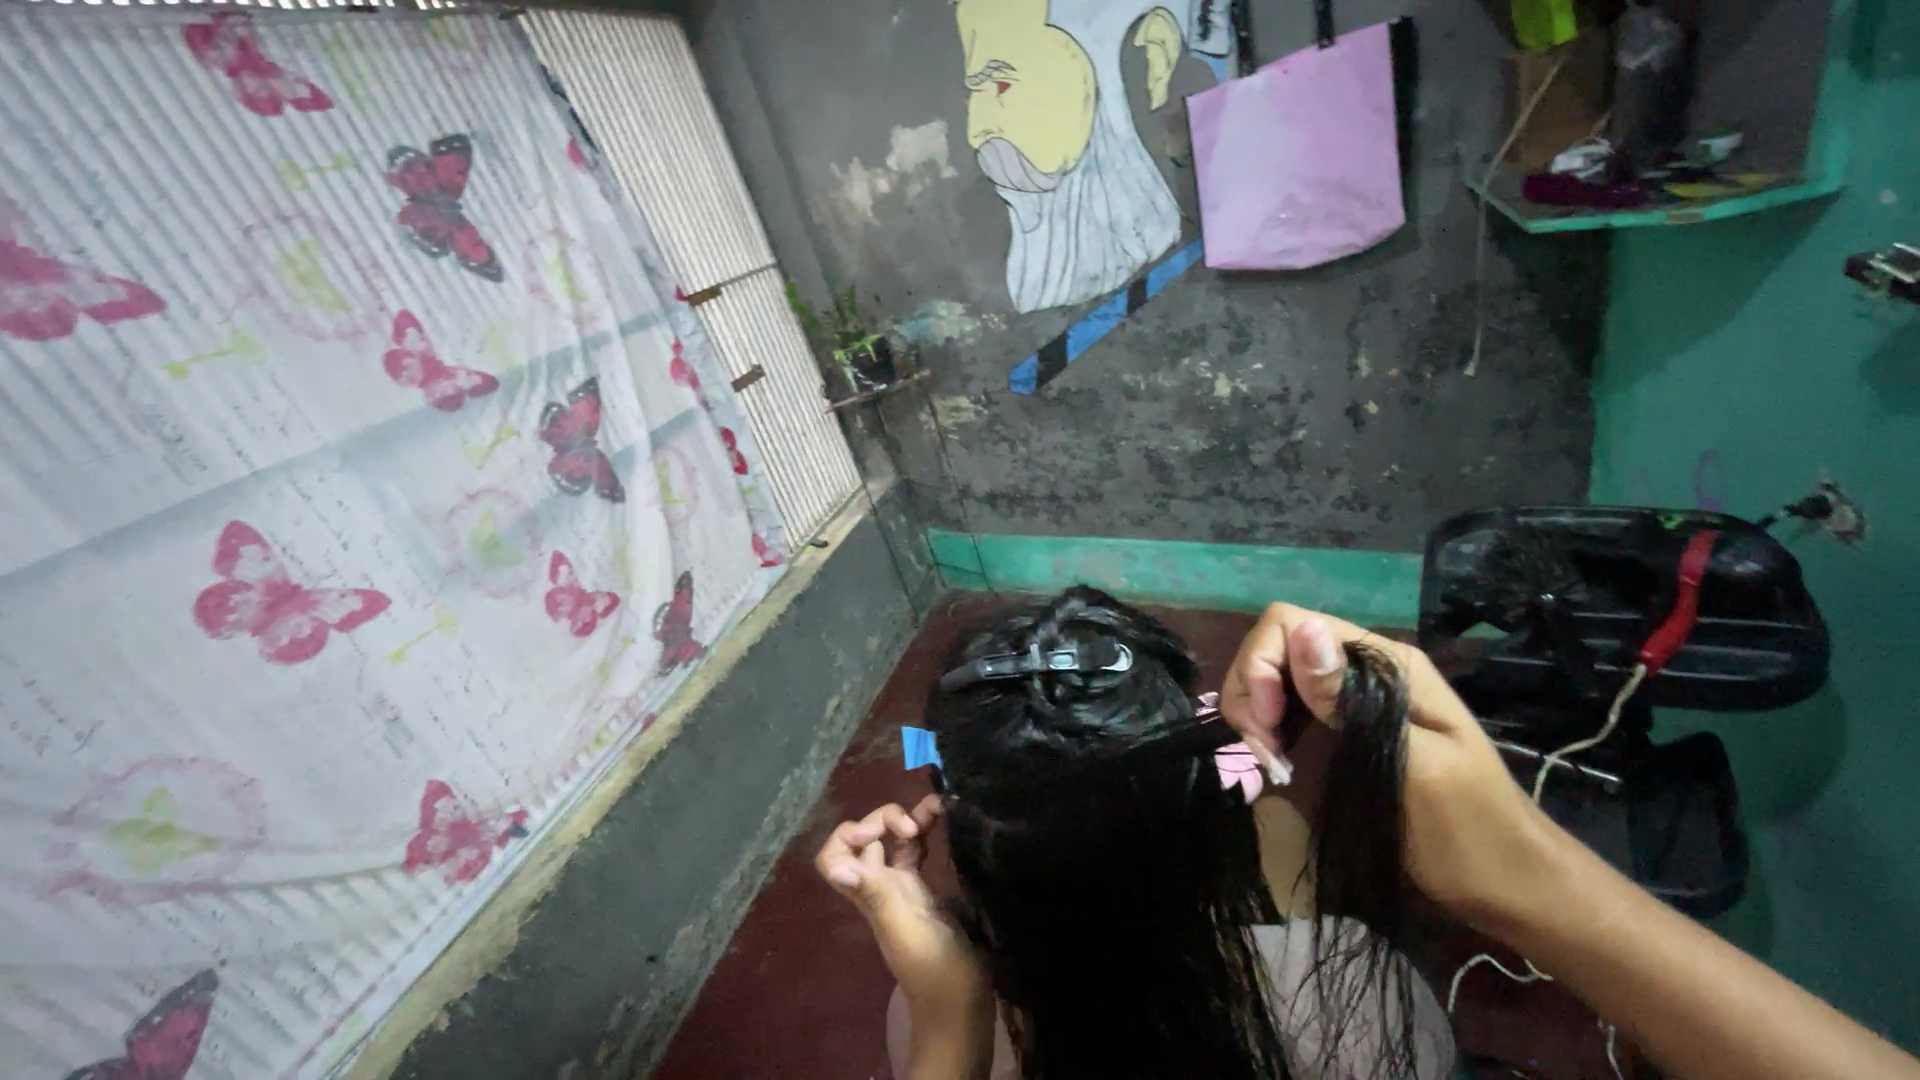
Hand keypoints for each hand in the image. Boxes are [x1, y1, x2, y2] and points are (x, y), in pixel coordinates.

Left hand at [814, 796, 988, 1015]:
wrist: (961, 1004)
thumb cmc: (934, 968)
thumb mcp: (905, 928)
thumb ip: (876, 894)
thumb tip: (835, 867)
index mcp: (868, 894)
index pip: (834, 857)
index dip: (849, 835)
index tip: (880, 834)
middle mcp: (879, 886)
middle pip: (865, 839)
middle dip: (885, 818)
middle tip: (914, 825)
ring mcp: (902, 887)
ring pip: (893, 839)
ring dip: (910, 817)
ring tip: (939, 806)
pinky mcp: (925, 890)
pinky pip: (919, 850)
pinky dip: (929, 829)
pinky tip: (947, 816)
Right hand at [1219, 603, 1571, 932]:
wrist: (1504, 885)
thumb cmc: (1469, 827)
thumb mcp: (1417, 764)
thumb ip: (1352, 699)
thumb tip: (1304, 632)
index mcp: (1383, 663)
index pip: (1289, 624)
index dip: (1261, 665)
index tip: (1268, 725)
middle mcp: (1356, 670)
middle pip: (1270, 650)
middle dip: (1252, 695)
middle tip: (1266, 753)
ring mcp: (1340, 701)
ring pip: (1266, 680)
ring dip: (1253, 716)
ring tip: (1271, 763)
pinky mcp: (1330, 732)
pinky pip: (1277, 712)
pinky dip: (1261, 734)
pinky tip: (1276, 764)